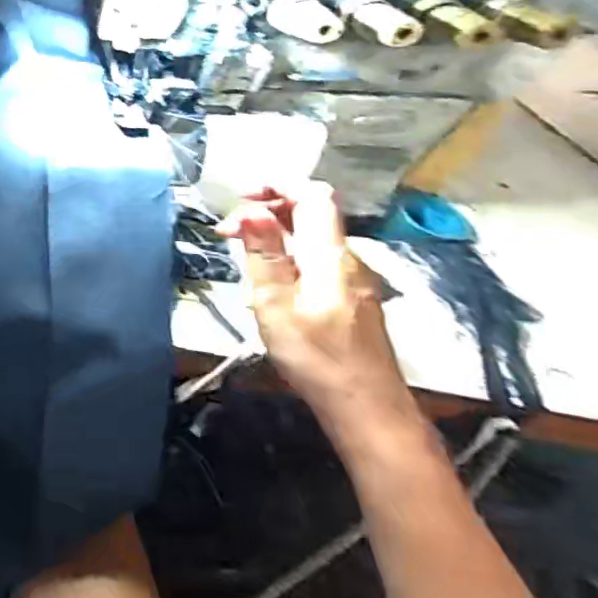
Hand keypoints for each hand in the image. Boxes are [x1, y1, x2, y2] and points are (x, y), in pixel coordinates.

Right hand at [217, 183, 419, 436]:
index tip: (242, 198)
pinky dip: (288, 254)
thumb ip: (264, 254)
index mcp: (330, 255)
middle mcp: (347, 260)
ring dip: (275, 233)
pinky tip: (268, 279)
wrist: (368, 412)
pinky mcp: (350, 299)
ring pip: (312, 237)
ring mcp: (352, 280)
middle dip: (268, 208)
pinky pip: (316, 259)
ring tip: (241, 252)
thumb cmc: (317, 358)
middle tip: (229, 230)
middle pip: (313, 212)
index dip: (279, 185)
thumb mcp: (276, 304)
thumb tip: (253, 211)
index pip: (314, 195)